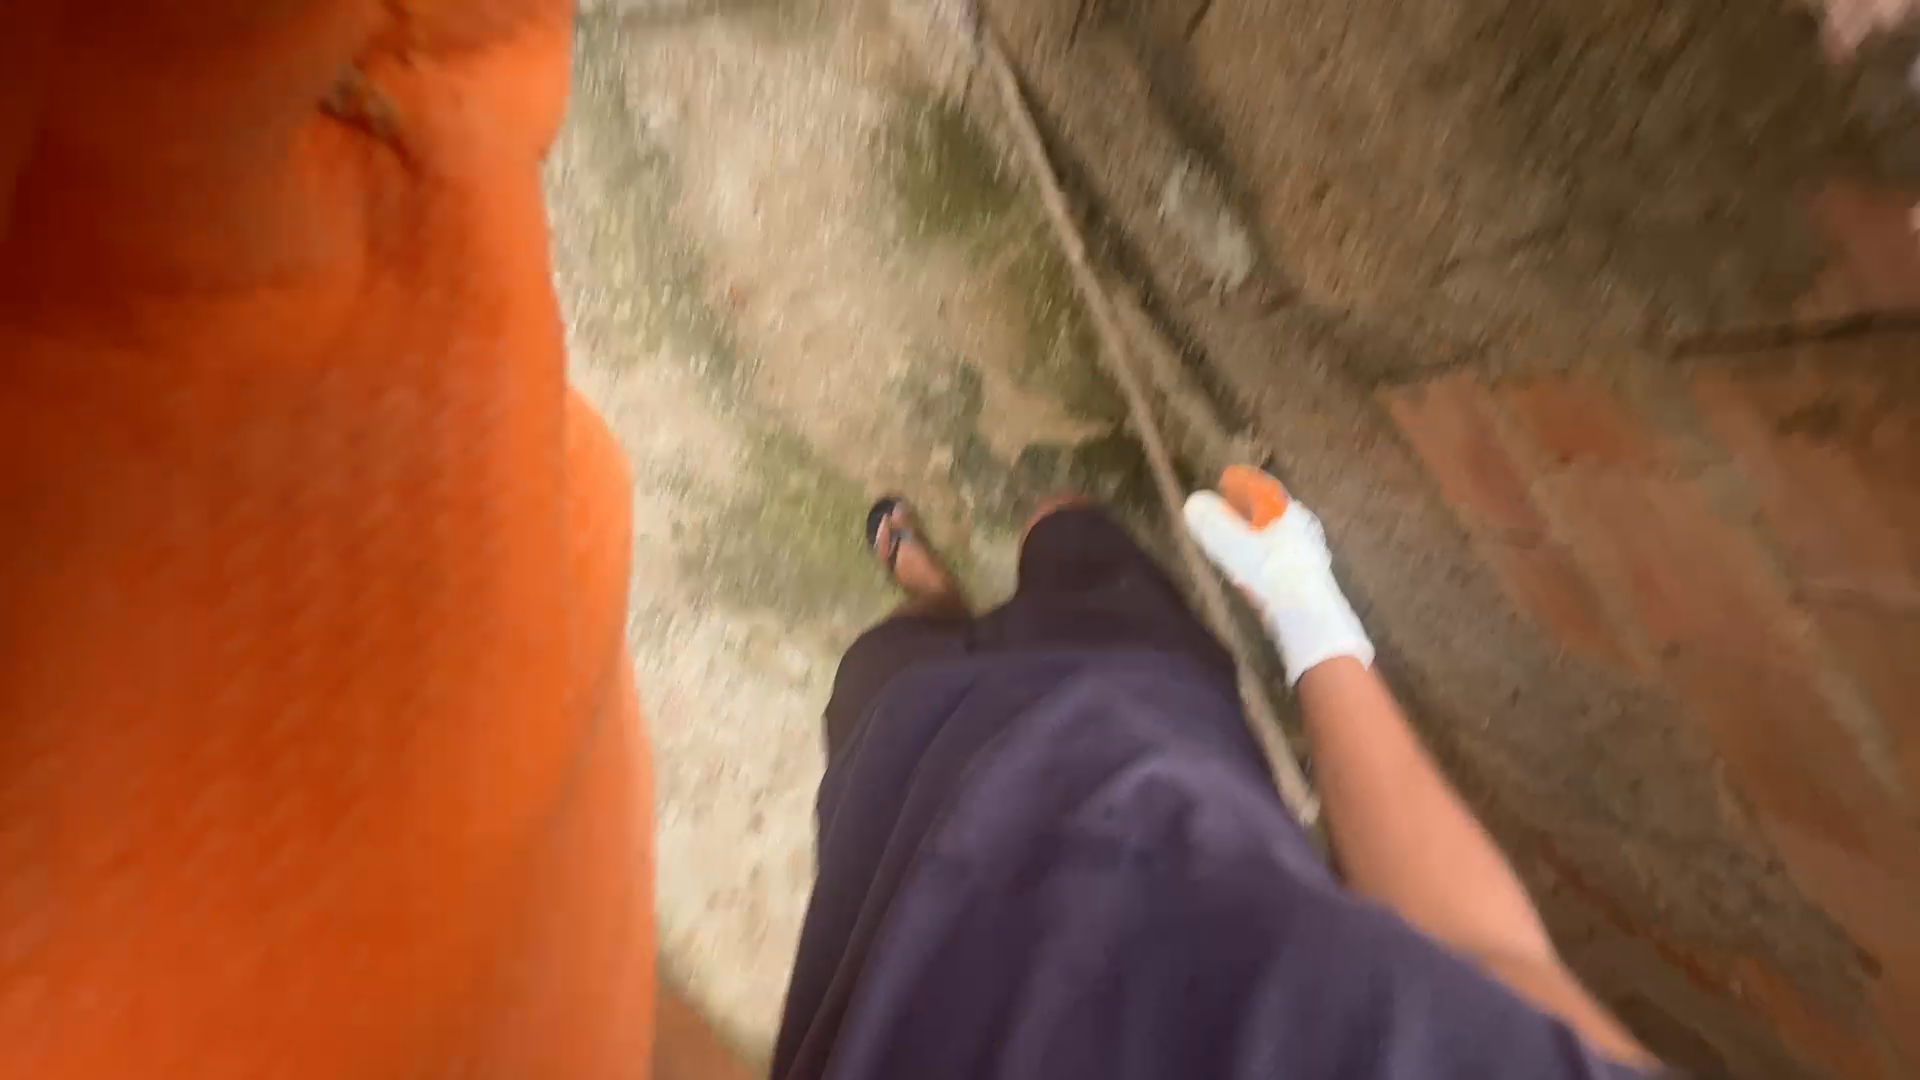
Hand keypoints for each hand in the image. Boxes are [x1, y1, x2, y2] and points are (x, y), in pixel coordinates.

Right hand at [1184, 467, 1373, 684]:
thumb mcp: (1235, 546)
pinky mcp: (1304, 576)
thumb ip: (1212, 524)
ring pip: (1275, 535)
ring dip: (1254, 533)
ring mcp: (1306, 553)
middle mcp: (1301, 528)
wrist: (1307, 617)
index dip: (1242, 484)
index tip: (1224, 480)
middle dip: (1248, 509)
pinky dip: (1261, 552)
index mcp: (1288, 513)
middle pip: (1270, 512)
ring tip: (1231, 537)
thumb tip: (1192, 502)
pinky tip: (1249, 566)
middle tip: (1225, 508)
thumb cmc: (1271, 572)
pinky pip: (1278, 554)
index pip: (1263, 490)